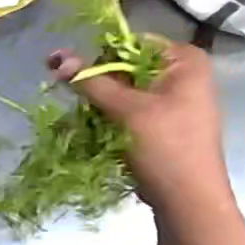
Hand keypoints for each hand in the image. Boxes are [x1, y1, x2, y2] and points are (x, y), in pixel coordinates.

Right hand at [49, 39, 231, 212]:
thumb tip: (56, 56)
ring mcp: (172, 100)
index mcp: (184, 61)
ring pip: (121, 89)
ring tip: (77, 114)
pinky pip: (126, 108)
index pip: (129, 43)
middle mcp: (182, 75)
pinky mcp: (160, 122)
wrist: (188, 202)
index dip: (97, 55)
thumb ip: (89, 80)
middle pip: (124, 66)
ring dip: (96, 100)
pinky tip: (89, 126)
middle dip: (95, 80)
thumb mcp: (125, 109)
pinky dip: (107, 114)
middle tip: (68, 93)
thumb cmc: (165, 147)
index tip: (66, 70)